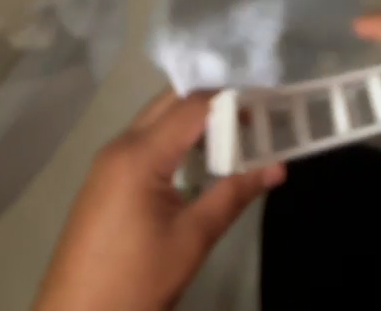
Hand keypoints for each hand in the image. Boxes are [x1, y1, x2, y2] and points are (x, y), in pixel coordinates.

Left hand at [31, 90, 283, 310]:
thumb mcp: (192, 239)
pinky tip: (197, 161)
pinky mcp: (103, 180)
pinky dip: (174, 138)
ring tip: (232, 137)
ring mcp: (106, 162)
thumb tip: (278, 167)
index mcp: (139, 154)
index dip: (231, 100)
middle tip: (252, 118)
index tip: (265, 108)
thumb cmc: (135, 282)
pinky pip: (144, 140)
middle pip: (171, 102)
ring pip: (156, 118)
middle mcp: (119, 145)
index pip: (193, 105)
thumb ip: (234, 193)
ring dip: (193, 119)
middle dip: (213, 102)